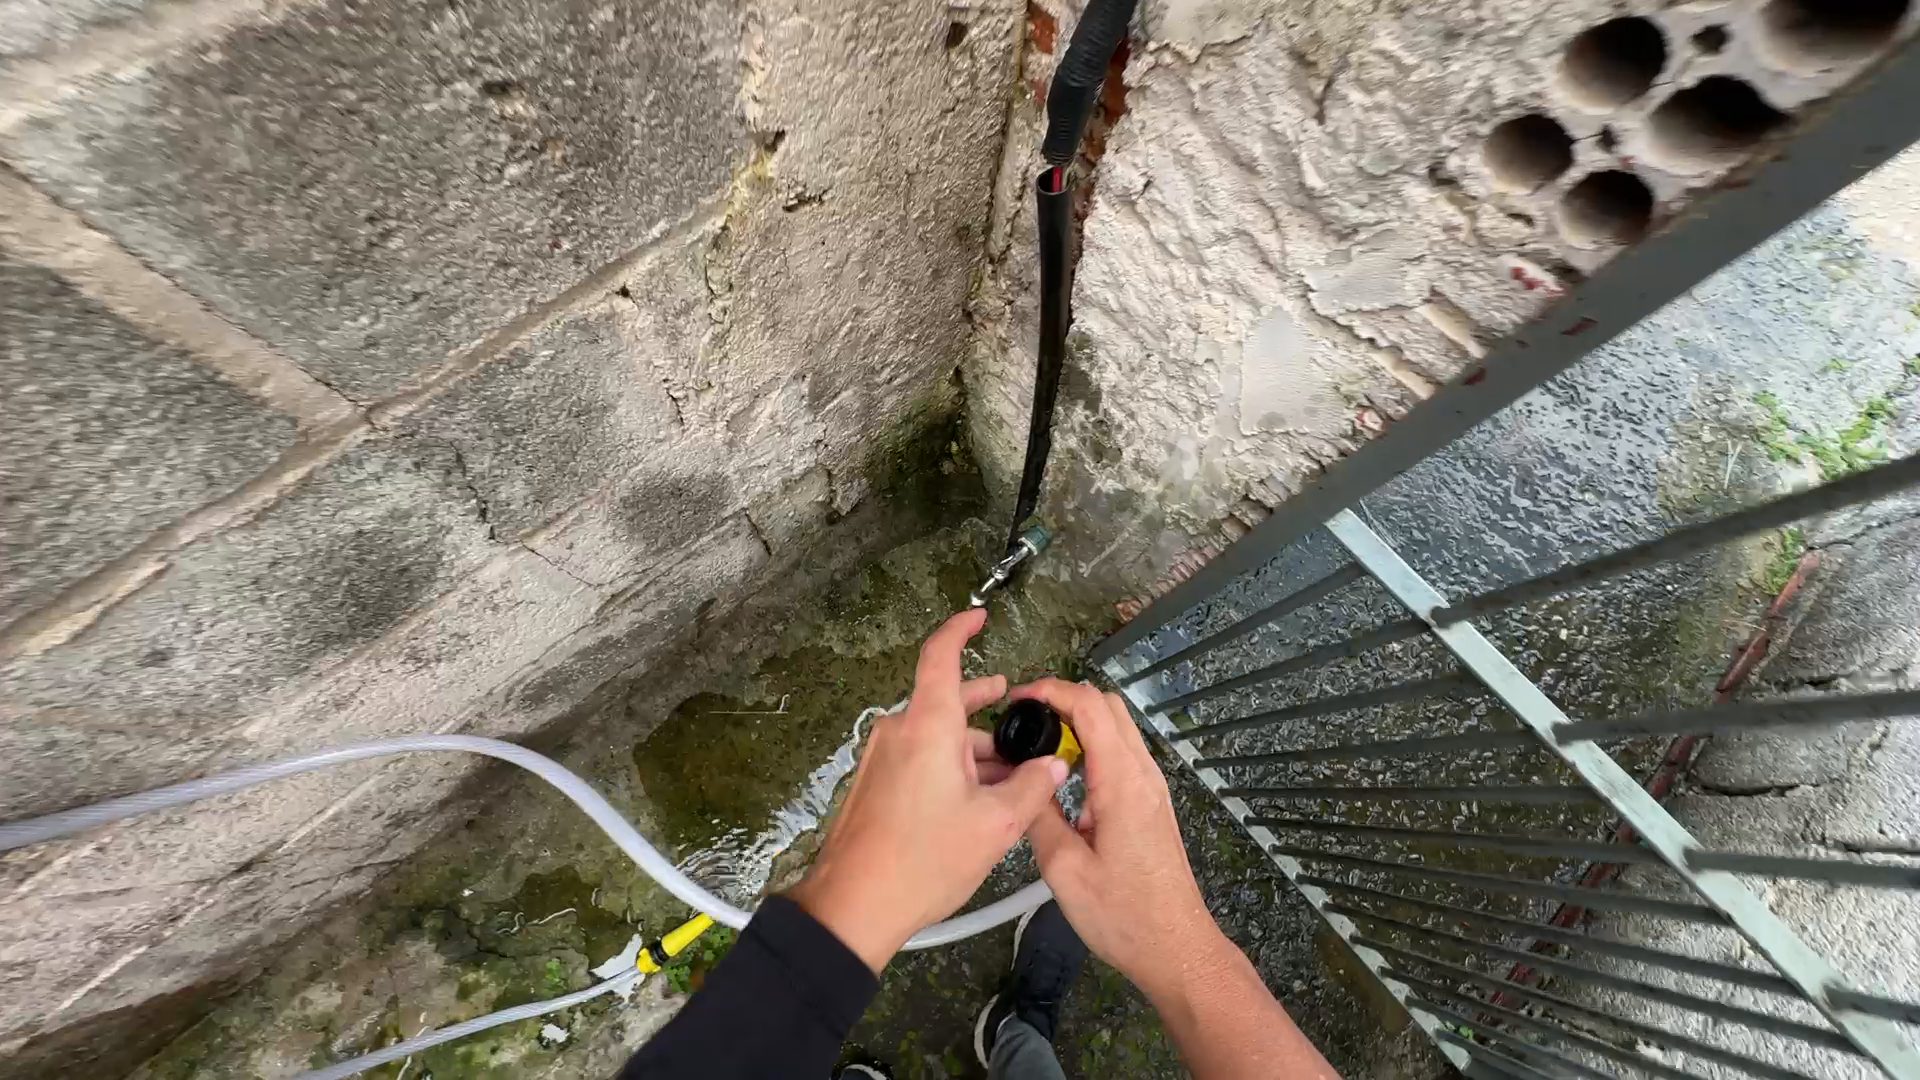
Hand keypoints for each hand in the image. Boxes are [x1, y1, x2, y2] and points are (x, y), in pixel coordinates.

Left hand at [788, 609, 1070, 971]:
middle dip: (988, 713)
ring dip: (973, 751)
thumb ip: (1032, 788)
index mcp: (927, 725)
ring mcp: (883, 757)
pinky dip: (950, 767)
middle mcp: (901, 730)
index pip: (940, 654)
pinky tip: (975, 801)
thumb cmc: (924, 859)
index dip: (961, 628)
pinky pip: (919, 758)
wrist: (852, 908)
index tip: (979, 616)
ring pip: (937, 736)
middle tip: (1019, 722)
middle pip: (948, 702)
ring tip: (1010, 782)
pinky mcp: (875, 782)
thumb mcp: (995, 825)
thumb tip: (1053, 767)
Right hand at [1019, 679, 1231, 1002]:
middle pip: (1108, 703)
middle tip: (1026, 717)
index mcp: (1122, 782)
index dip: (1051, 690)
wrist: (1177, 949)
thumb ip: (1040, 813)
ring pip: (1119, 723)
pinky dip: (1094, 741)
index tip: (1019, 698)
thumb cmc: (1123, 915)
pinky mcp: (1153, 799)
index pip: (1089, 706)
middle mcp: (1143, 773)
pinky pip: (1123, 749)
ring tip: (1041, 741)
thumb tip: (1024, 776)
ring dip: (1080, 718)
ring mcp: (1153, 784)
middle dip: (1064, 698)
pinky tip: (1068, 773)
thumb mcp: (1064, 869)